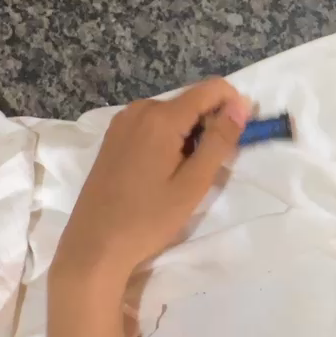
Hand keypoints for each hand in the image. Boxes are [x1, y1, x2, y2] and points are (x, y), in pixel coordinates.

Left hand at [53, 78, 251, 290]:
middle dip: (209, 125)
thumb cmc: (148, 219)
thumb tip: (242, 103)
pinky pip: (153, 123)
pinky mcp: (113, 135)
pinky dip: (167, 138)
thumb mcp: (193, 183)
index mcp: (161, 117)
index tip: (236, 137)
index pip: (211, 89)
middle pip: (191, 101)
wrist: (93, 247)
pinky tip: (161, 171)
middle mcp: (140, 109)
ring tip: (183, 174)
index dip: (233, 106)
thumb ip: (220, 139)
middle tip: (207, 168)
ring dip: (189, 134)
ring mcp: (123, 121)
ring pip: (173, 113)